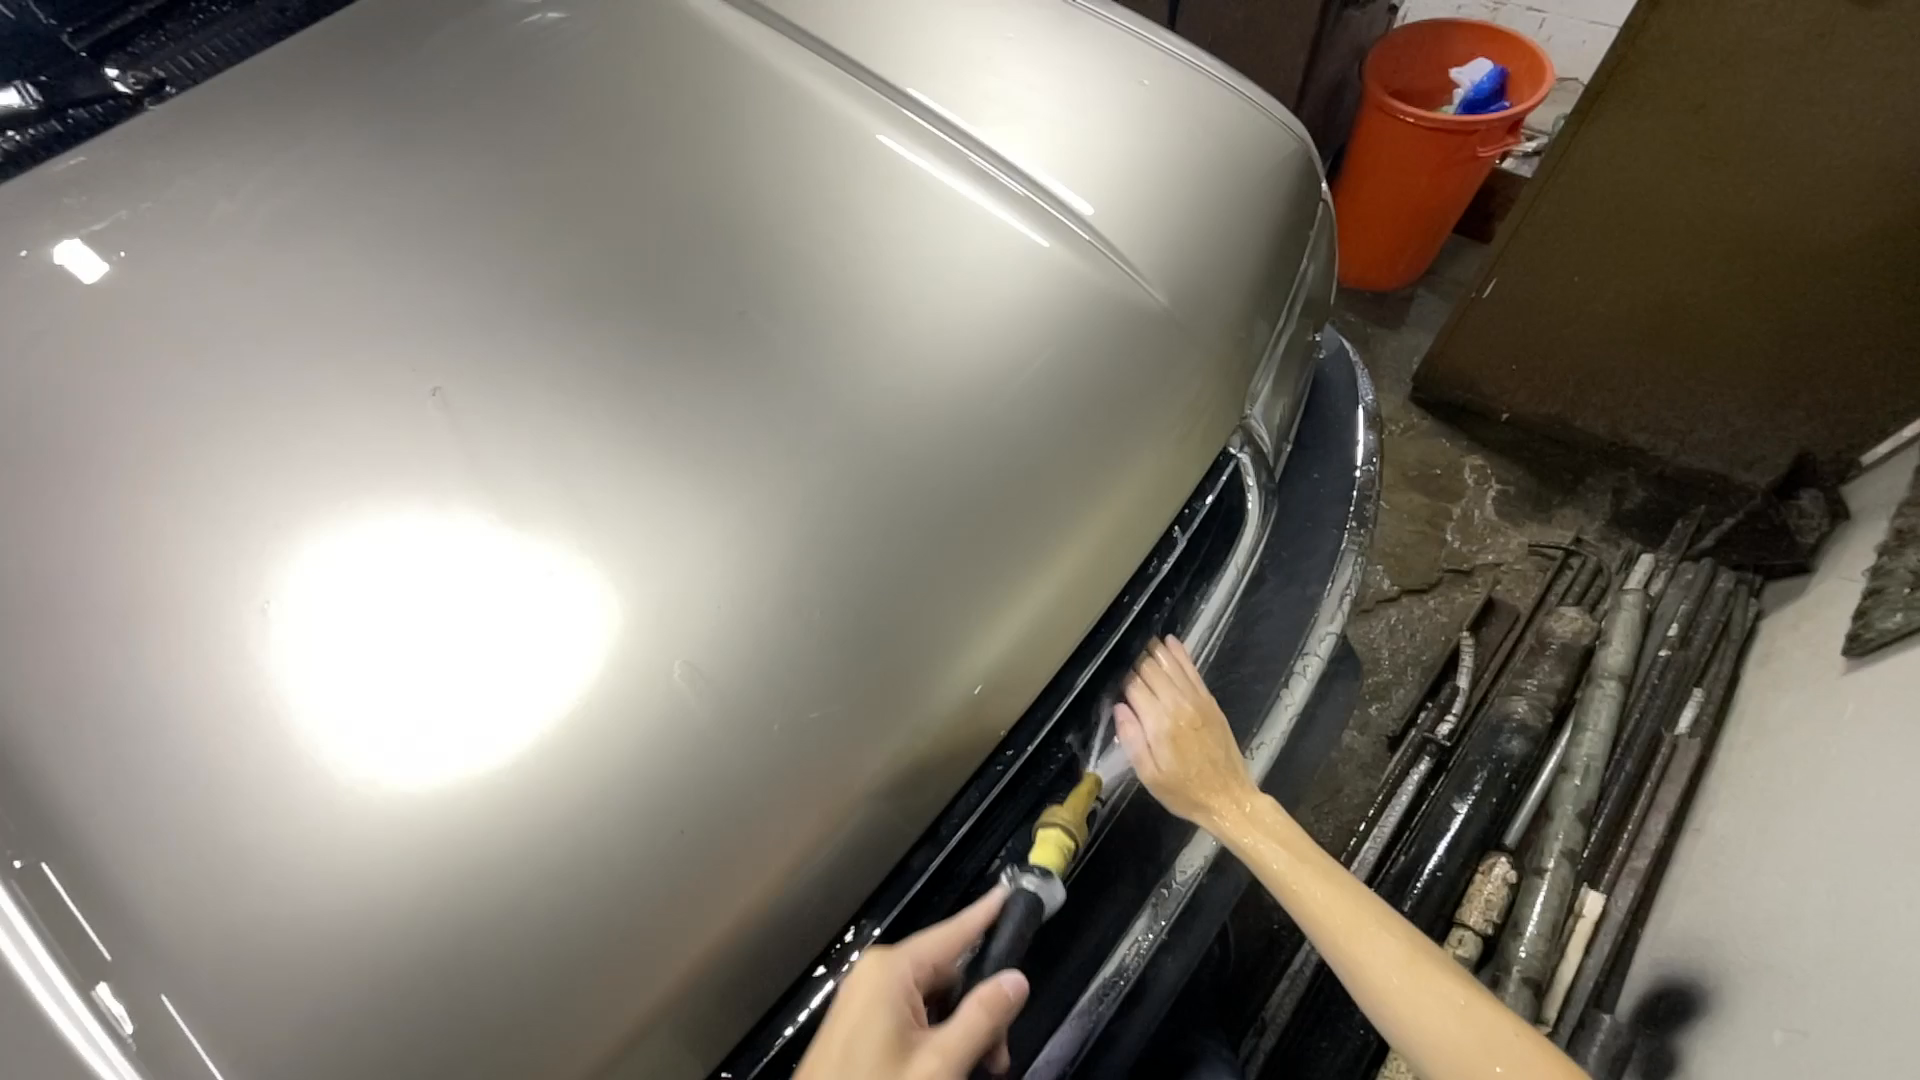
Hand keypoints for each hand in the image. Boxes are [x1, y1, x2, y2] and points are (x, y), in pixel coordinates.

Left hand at [793, 887, 1030, 1079]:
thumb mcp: (938, 1065)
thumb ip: (981, 1019)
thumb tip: (1017, 978)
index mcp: (892, 968)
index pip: (953, 933)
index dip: (986, 914)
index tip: (1011, 889)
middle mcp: (876, 971)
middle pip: (947, 973)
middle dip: (977, 1008)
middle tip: (999, 1057)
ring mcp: (864, 996)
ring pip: (931, 997)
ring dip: (958, 1028)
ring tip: (977, 1066)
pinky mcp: (858, 1022)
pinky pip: (909, 1013)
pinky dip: (934, 1035)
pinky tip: (946, 1064)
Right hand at [1113, 636, 1260, 830]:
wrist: (1229, 799)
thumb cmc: (1184, 792)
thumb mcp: (1149, 775)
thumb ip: (1131, 739)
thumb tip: (1119, 706)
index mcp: (1159, 724)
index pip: (1134, 686)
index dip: (1121, 678)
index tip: (1113, 677)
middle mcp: (1178, 704)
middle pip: (1151, 670)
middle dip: (1135, 661)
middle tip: (1123, 656)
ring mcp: (1197, 700)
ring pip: (1171, 665)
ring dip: (1155, 651)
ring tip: (1142, 640)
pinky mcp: (1210, 702)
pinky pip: (1193, 671)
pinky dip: (1180, 655)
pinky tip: (1170, 643)